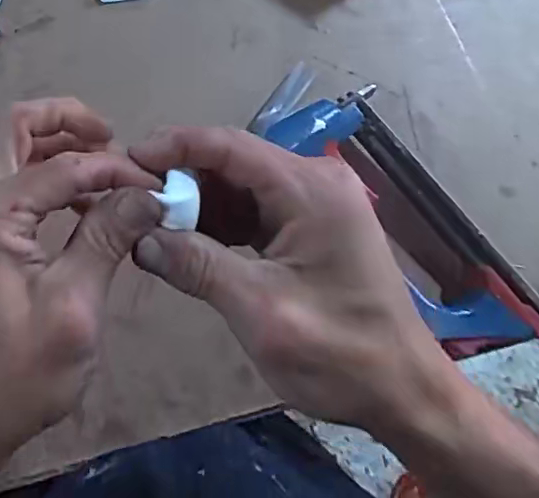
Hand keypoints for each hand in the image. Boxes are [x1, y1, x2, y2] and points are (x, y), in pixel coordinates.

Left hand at [0, 99, 162, 493]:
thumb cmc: (15, 374)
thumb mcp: (73, 308)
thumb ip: (106, 239)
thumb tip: (147, 194)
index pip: (64, 165)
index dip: (114, 170)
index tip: (154, 189)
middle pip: (19, 125)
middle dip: (69, 121)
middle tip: (113, 140)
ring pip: (17, 148)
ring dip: (61, 145)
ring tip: (108, 168)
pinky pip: (19, 181)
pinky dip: (53, 175)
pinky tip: (88, 204)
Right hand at [126, 125, 450, 438]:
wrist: (407, 393)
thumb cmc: (342, 354)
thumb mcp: (261, 312)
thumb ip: (199, 267)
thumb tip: (142, 239)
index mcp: (309, 187)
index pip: (230, 145)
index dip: (176, 145)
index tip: (131, 158)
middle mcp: (314, 179)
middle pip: (233, 161)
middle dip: (183, 176)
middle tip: (135, 197)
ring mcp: (315, 199)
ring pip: (241, 183)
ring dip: (199, 200)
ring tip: (154, 219)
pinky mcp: (311, 221)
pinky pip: (255, 206)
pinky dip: (221, 219)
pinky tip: (191, 238)